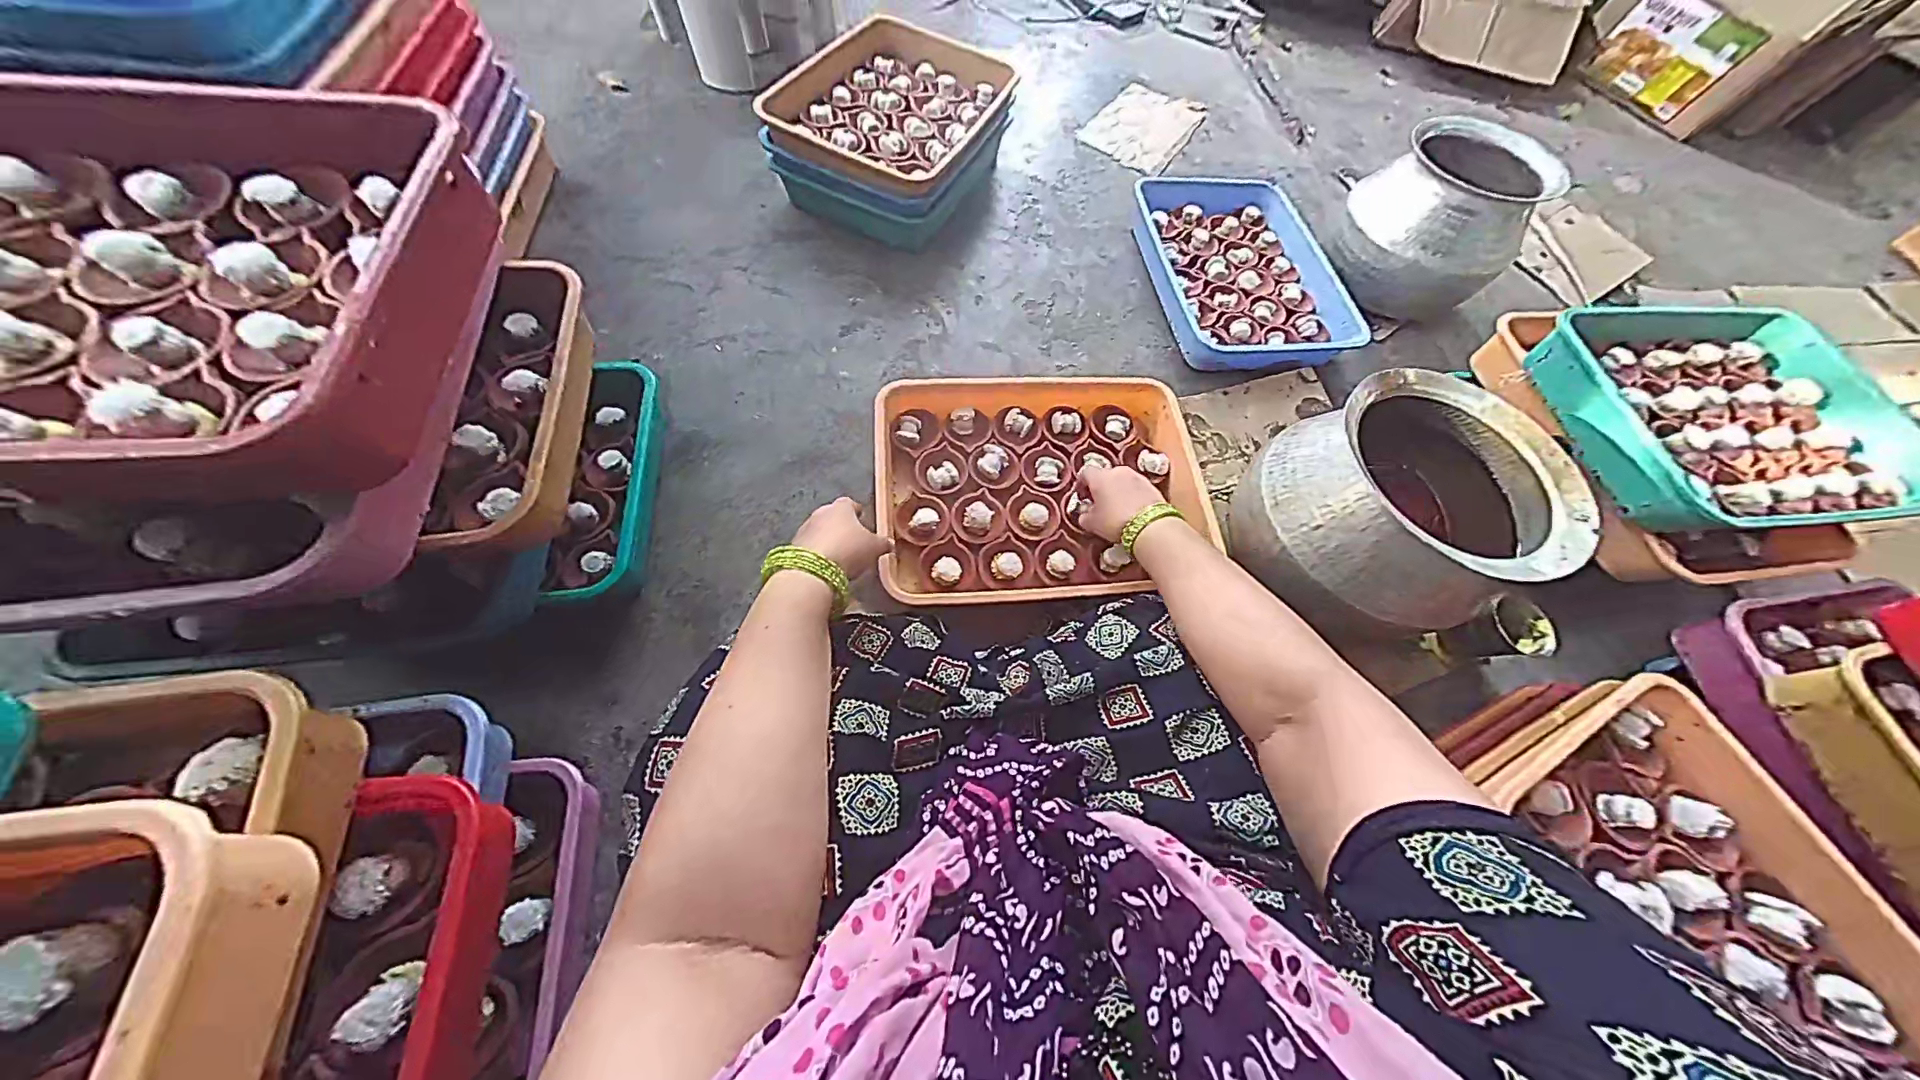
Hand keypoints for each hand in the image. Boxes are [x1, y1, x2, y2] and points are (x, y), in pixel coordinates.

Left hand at [791, 497, 891, 580]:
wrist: (813, 569)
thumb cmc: (849, 550)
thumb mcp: (874, 548)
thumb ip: (882, 543)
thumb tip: (890, 543)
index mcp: (841, 507)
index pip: (850, 503)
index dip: (857, 511)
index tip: (862, 516)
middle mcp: (820, 512)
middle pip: (832, 515)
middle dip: (841, 525)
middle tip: (852, 537)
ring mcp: (805, 528)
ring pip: (820, 530)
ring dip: (828, 538)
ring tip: (839, 553)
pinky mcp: (794, 546)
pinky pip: (810, 545)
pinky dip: (817, 551)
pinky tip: (825, 563)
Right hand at [1077, 465, 1168, 541]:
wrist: (1150, 525)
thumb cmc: (1116, 521)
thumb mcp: (1092, 523)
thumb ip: (1084, 515)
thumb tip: (1084, 513)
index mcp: (1099, 477)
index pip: (1085, 472)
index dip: (1081, 484)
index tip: (1082, 495)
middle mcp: (1117, 471)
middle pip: (1105, 475)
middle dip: (1101, 487)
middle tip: (1099, 503)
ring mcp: (1136, 476)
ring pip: (1121, 480)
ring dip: (1117, 490)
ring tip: (1116, 507)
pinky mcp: (1150, 484)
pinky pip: (1135, 487)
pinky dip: (1131, 494)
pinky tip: (1130, 509)